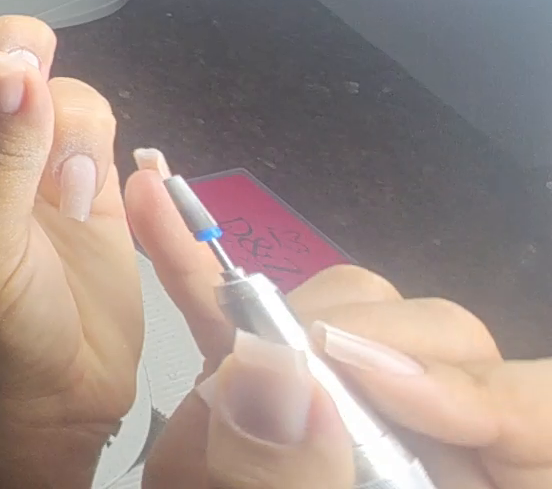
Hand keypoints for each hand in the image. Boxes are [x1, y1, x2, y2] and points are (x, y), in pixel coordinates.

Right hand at [126, 158, 551, 487]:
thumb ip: (290, 479)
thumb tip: (277, 370)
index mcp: (485, 486)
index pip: (534, 412)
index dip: (469, 383)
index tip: (358, 372)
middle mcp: (431, 443)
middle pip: (438, 343)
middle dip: (351, 332)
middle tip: (268, 351)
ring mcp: (341, 407)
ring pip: (339, 312)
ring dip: (262, 302)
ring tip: (208, 318)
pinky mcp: (264, 384)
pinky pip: (238, 308)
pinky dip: (192, 257)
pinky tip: (152, 205)